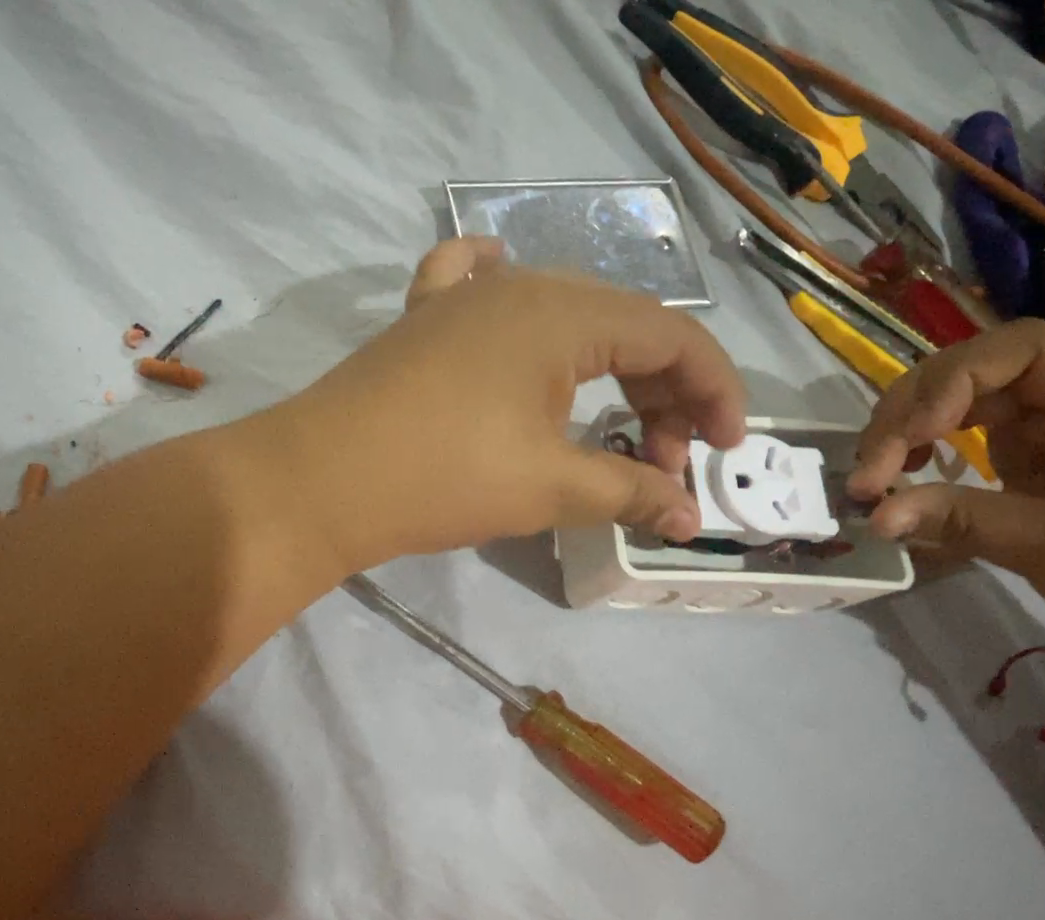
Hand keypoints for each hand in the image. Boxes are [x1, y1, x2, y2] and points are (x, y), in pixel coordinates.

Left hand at [257, 238, 745, 568]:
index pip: (672, 335)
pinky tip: (505, 278)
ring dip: (602, 366)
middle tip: (662, 462)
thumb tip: (689, 516)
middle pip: (622, 323)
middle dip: (660, 392)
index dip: (714, 391)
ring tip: (610, 425)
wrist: (318, 480)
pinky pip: (473, 283)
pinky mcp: (422, 321)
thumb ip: (629, 492)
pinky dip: (503, 285)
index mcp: (563, 312)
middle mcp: (519, 285)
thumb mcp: (548, 487)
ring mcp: (464, 298)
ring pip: (562, 314)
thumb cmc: (442, 477)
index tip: (726, 451)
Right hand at [849, 319, 1044, 674]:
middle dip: (913, 411)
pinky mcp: (1036, 463)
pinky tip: (903, 480)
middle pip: (978, 372)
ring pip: (963, 402)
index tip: (914, 436)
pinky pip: (967, 439)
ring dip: (908, 432)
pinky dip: (925, 454)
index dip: (955, 378)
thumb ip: (966, 522)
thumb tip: (874, 517)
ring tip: (873, 478)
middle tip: (869, 470)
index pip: (1023, 349)